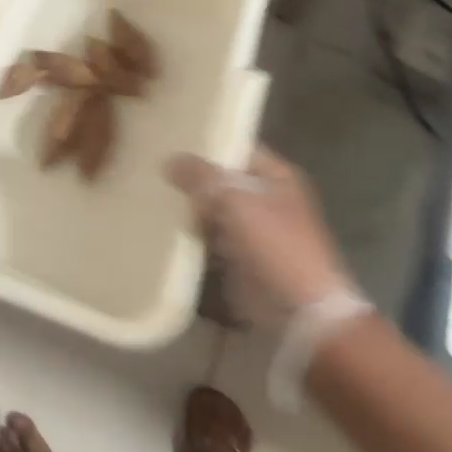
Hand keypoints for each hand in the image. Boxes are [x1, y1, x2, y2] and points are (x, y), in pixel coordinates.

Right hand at [167, 147, 356, 318]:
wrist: (300, 311)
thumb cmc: (276, 246)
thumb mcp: (238, 201)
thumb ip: (202, 177)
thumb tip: (169, 160)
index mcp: (278, 176)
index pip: (237, 148)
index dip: (208, 143)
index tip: (170, 139)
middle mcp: (267, 197)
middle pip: (223, 178)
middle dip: (193, 177)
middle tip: (154, 168)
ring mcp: (255, 228)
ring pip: (215, 208)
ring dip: (191, 206)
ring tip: (152, 193)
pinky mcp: (241, 255)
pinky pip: (212, 235)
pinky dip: (194, 232)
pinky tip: (165, 225)